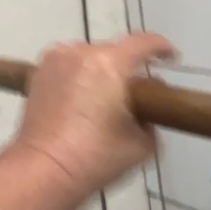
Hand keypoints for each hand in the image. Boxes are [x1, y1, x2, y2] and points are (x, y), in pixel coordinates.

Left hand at [12, 33, 176, 196]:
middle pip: (112, 52)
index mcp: (109, 63)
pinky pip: (68, 65)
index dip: (160, 47)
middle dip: (126, 69)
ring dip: (100, 72)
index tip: (171, 57)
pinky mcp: (39, 70)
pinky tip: (82, 100)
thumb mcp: (142, 142)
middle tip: (136, 95)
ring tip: (105, 100)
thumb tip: (144, 103)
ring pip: (88, 57)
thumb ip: (150, 115)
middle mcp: (80, 51)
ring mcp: (55, 58)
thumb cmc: (97, 156)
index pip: (142, 43)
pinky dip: (79, 76)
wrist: (46, 166)